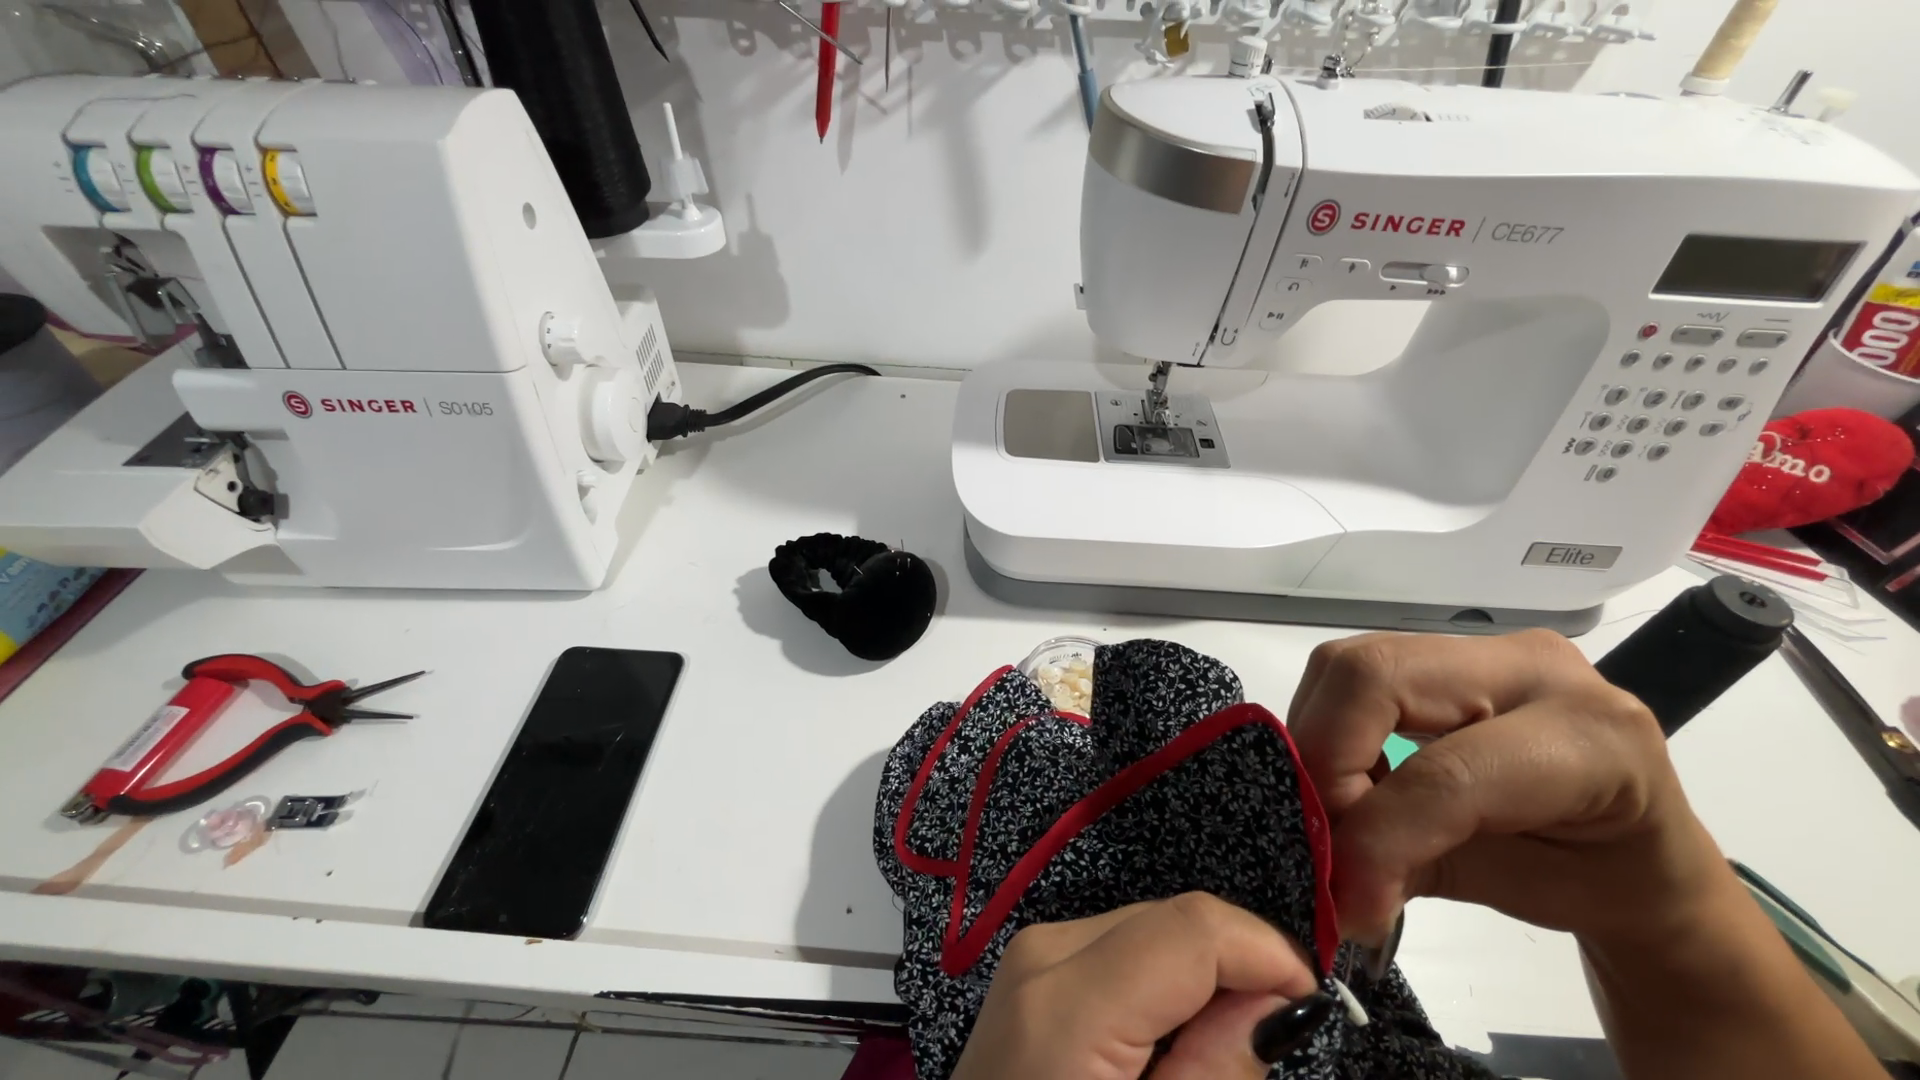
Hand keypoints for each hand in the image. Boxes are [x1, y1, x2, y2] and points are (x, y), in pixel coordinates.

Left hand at [950, 893, 1319, 1079]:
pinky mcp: (1033, 963)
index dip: (1267, 955)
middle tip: (1259, 1051)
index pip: (1193, 927)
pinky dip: (1162, 981)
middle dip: (1237, 970)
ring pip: (1152, 927)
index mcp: (1067, 1004)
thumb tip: (1277, 1000)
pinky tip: (1160, 1044)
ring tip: (1200, 1058)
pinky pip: (1122, 946)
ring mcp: (1033, 952)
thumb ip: (1217, 1070)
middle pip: (1175, 920)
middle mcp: (1045, 952)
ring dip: (1200, 978)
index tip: (1309, 1012)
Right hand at [1286, 628, 1735, 950]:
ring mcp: (1479, 648)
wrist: (1636, 842)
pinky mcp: (1436, 650)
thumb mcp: (1519, 892)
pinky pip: (1350, 676)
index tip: (1336, 892)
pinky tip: (1350, 778)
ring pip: (1347, 668)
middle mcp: (1528, 666)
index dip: (1375, 831)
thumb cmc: (1600, 879)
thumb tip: (1325, 885)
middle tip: (1322, 832)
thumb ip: (1410, 873)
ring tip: (1337, 808)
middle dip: (1323, 760)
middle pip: (1373, 678)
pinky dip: (1327, 731)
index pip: (1445, 773)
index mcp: (1587, 737)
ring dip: (1316, 744)